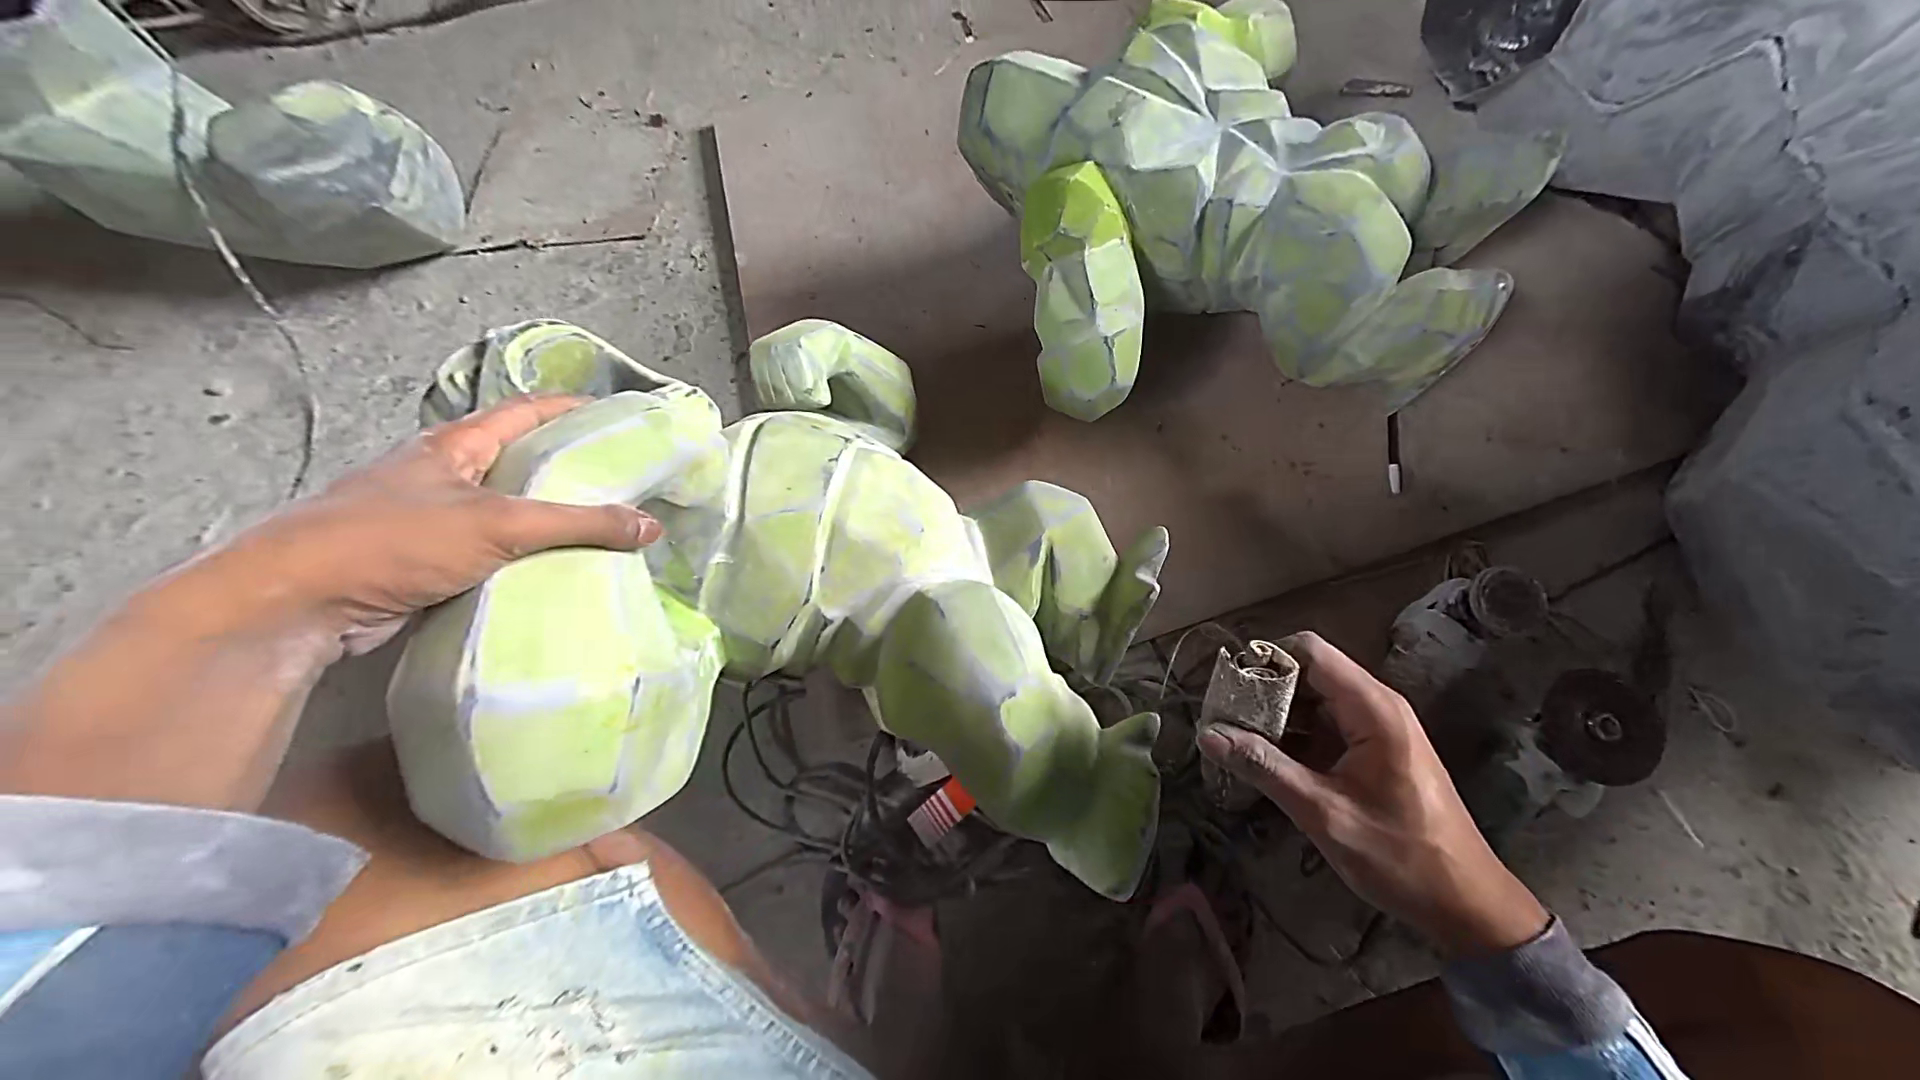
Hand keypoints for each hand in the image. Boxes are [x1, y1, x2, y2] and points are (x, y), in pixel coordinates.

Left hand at [4, 395, 660, 809]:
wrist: (295, 604)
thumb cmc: (393, 541)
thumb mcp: (498, 524)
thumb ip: (579, 523)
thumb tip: (651, 526)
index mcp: (454, 447)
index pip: (525, 411)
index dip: (573, 408)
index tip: (620, 417)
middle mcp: (444, 475)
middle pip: (520, 459)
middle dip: (570, 465)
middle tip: (625, 479)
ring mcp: (432, 518)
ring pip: (508, 507)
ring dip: (551, 514)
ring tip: (604, 524)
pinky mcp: (428, 560)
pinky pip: (495, 547)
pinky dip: (528, 552)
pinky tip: (559, 566)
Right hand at [1197, 632, 1547, 956]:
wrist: (1468, 907)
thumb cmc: (1401, 857)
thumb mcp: (1324, 813)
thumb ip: (1264, 768)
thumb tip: (1208, 734)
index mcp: (1372, 709)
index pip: (1309, 651)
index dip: (1265, 660)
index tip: (1229, 690)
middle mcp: (1376, 705)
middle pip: (1307, 671)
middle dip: (1262, 689)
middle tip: (1225, 718)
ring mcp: (1376, 726)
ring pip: (1311, 696)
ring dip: (1273, 712)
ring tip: (1235, 737)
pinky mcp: (1372, 747)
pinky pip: (1322, 722)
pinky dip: (1291, 733)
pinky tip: (1265, 757)